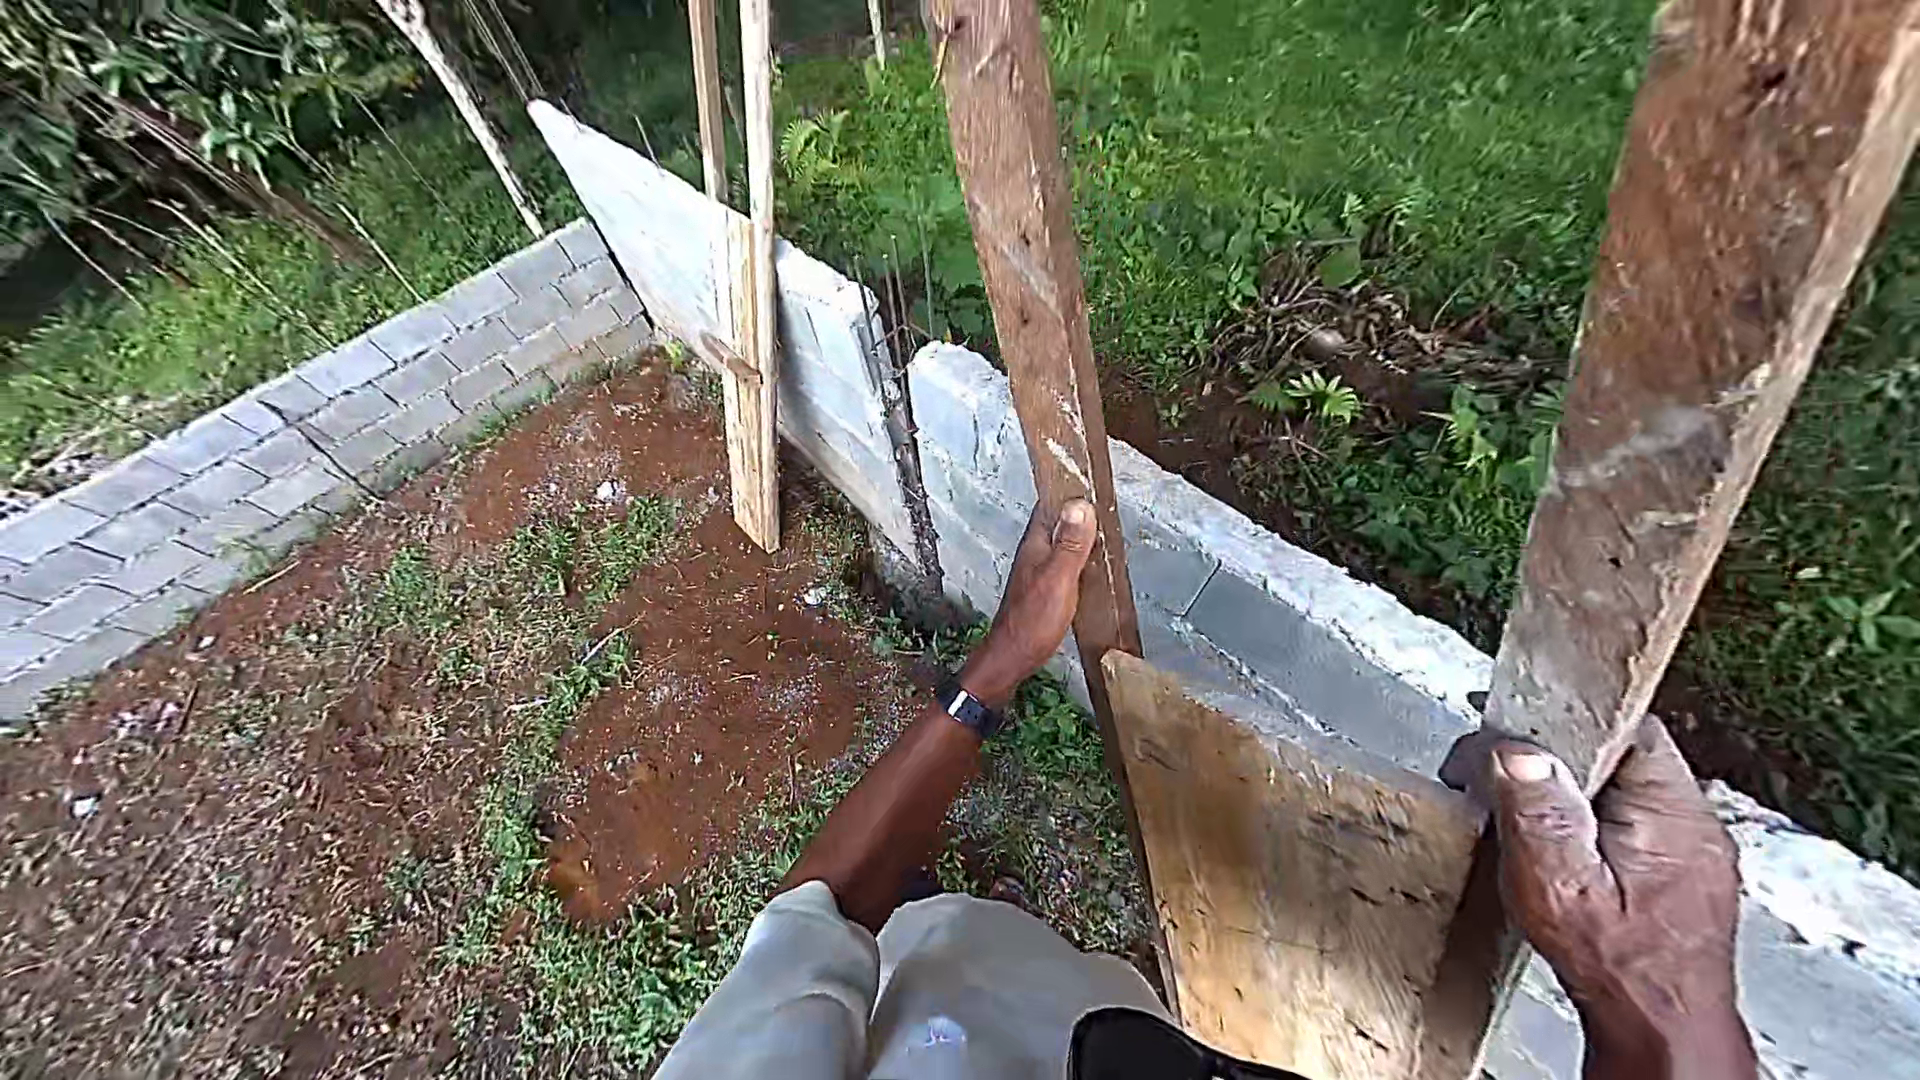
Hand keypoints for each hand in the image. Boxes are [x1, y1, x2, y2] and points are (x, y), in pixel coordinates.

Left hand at [957, 498, 1097, 708]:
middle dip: (1078, 509)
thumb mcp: (1058, 579)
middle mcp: (1035, 552)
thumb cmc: (1033, 621)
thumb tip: (1080, 505)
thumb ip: (1070, 544)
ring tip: (1105, 525)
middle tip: (1105, 499)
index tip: (1090, 475)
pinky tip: (1093, 562)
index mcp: (1035, 544)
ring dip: (1081, 533)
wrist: (1014, 657)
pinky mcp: (1046, 587)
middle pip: (1057, 521)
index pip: (1050, 504)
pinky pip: (1065, 561)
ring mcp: (1039, 570)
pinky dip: (1080, 556)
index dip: (1068, 489)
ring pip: (1062, 541)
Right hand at [1484, 718, 1755, 1079]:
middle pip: (1607, 748)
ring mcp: (1679, 840)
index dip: (1562, 710)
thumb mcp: (1558, 881)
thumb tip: (1517, 750)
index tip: (1504, 711)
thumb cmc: (1607, 955)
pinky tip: (1527, 819)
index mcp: (1670, 815)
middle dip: (1537, 746)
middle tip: (1480, 765)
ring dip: (1545, 775)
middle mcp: (1686, 820)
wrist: (1655, 1024)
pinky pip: (1608, 802)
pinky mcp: (1663, 857)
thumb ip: (1540, 813)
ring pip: (1603, 774)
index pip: (1627, 728)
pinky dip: (1562, 799)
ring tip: (1494, 794)